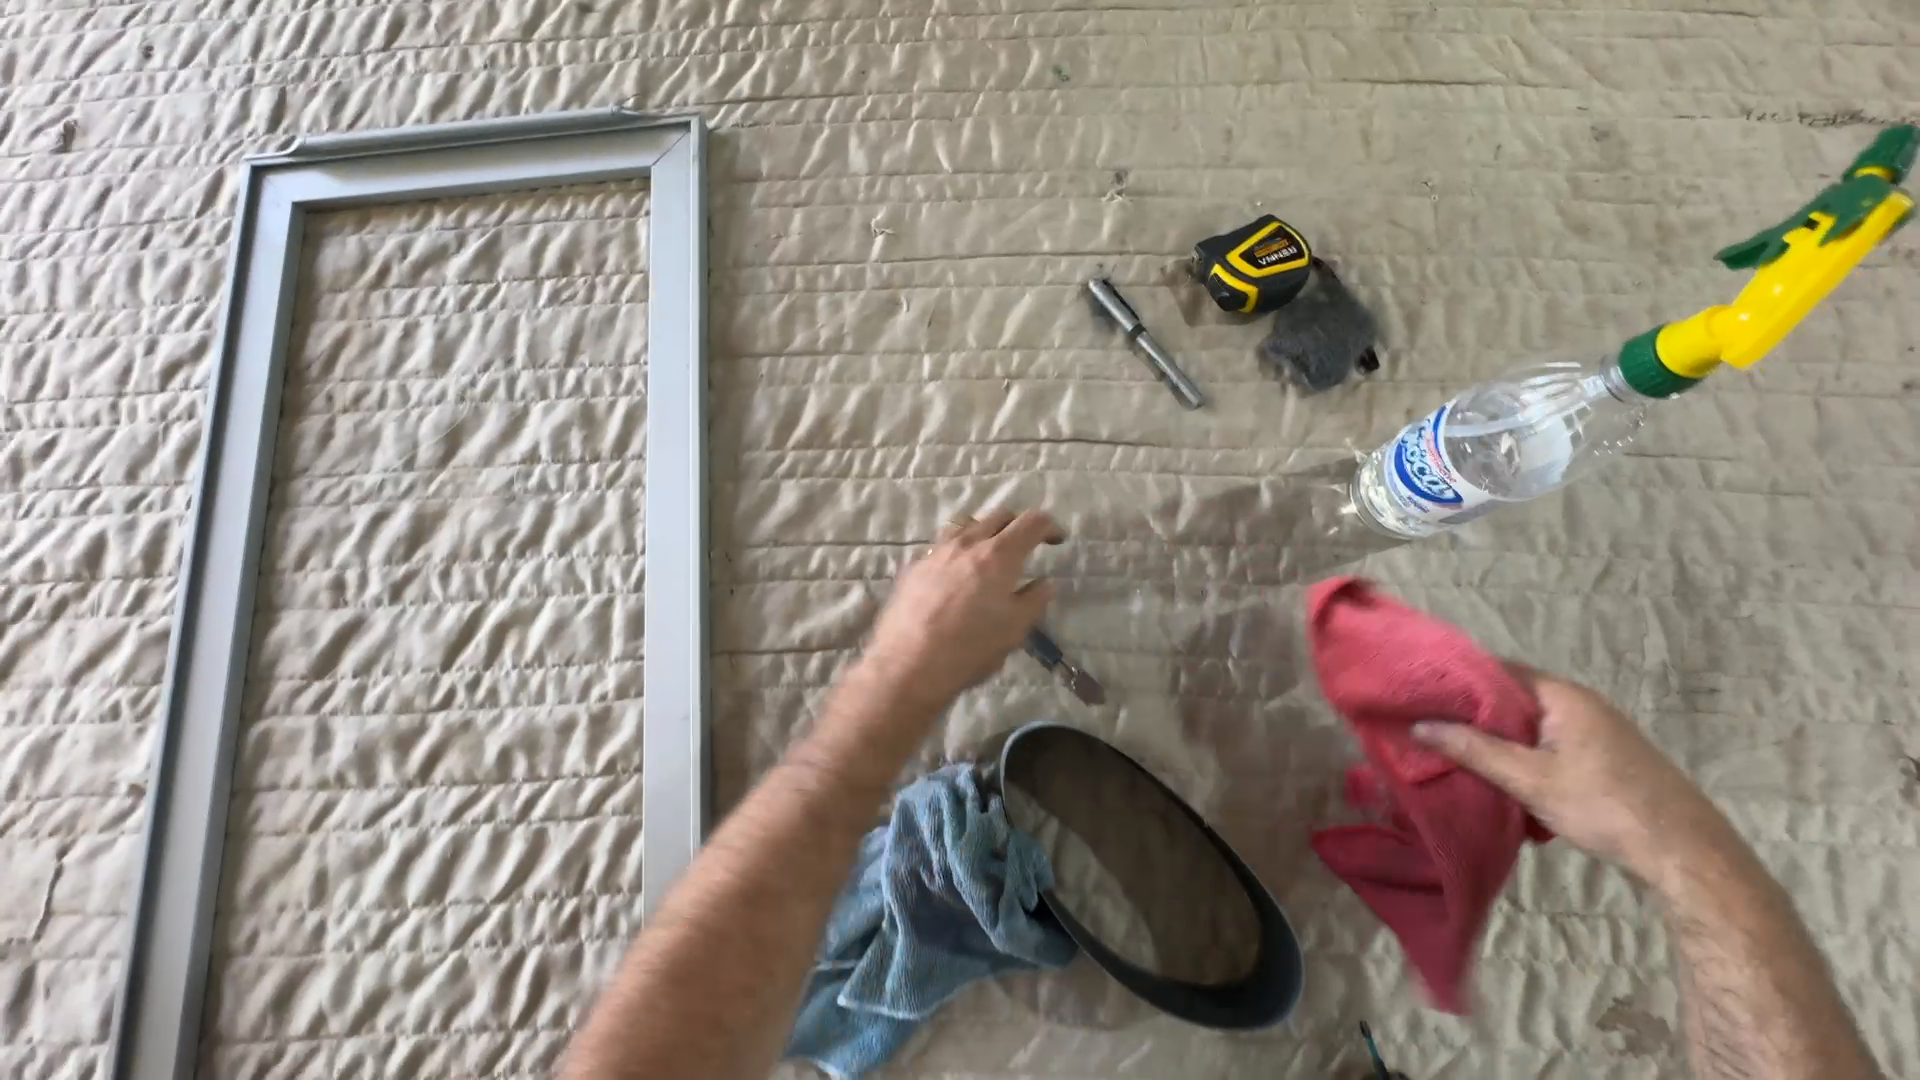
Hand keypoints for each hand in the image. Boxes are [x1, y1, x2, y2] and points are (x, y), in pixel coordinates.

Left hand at [856, 509, 1063, 715]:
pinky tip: (954, 576)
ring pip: (966, 526)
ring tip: (988, 556)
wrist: (908, 664)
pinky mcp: (913, 567)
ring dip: (984, 533)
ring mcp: (936, 552)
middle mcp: (967, 543)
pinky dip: (957, 552)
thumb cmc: (970, 648)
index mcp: (999, 555)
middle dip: (1017, 525)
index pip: (1031, 522)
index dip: (1049, 525)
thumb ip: (1034, 600)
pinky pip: (941, 547)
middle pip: (998, 516)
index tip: (1056, 539)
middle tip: (1025, 546)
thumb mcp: (1015, 629)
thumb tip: (1045, 583)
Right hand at [1413, 669, 1732, 888]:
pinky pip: (1547, 742)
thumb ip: (1473, 749)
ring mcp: (1595, 729)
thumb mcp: (1529, 779)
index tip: (1418, 694)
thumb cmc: (1605, 807)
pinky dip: (1521, 755)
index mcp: (1562, 696)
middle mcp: (1579, 703)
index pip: (1496, 669)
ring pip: (1528, 724)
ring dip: (1496, 739)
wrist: (1688, 856)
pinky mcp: (1603, 755)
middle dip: (1471, 714)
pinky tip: (1502, 777)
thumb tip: (1418, 726)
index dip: (1455, 679)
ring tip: (1456, 753)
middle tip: (1429, 726)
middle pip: (1510, 697)